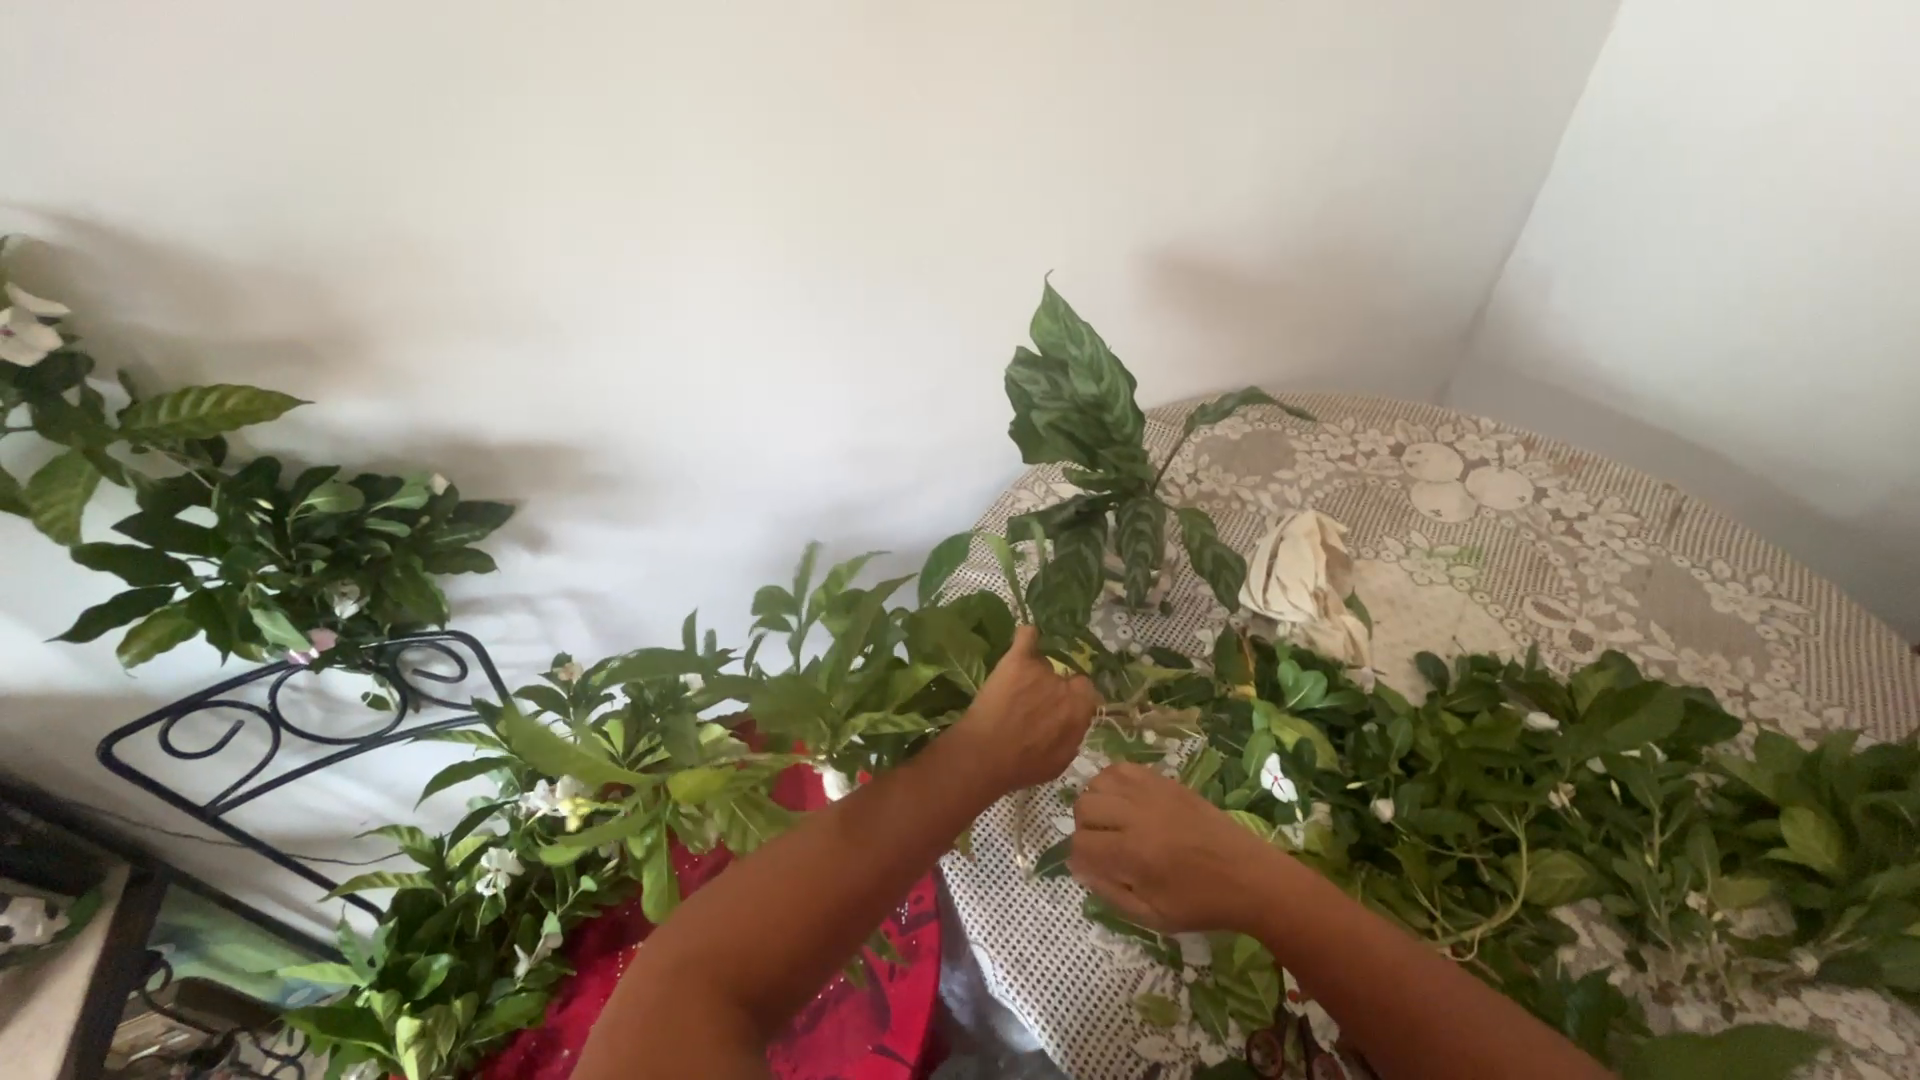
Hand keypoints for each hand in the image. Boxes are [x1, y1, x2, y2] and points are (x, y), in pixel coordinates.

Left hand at [943, 625, 1101, 795]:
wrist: (985, 755)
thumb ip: (1073, 736)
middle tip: (1033, 702)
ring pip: (1042, 663)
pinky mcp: (1017, 660)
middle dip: (1053, 687)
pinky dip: (1026, 635)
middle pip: (1064, 676)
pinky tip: (1026, 635)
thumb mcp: (1060, 761)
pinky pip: (1027, 636)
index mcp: (1080, 710)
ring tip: (1014, 689)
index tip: (1059, 708)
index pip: (1085, 691)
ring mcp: (1041, 670)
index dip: (1073, 699)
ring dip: (1033, 673)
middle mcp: (1064, 686)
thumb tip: (1074, 723)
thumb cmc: (1022, 766)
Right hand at [1070, 762, 1284, 933]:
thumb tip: (1081, 869)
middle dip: (1085, 831)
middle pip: (1083, 808)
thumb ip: (1110, 894)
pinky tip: (1125, 802)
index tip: (1094, 871)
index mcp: (1133, 855)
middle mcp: (1137, 816)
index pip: (1079, 846)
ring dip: (1097, 804)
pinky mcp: (1165, 781)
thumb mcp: (1152, 917)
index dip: (1080, 862)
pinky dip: (1113, 782)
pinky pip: (1122, 768)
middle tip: (1104, 847)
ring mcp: (1151, 793)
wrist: (1249, 877)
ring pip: (1098, 783)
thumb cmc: (1201, 904)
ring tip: (1113, 822)